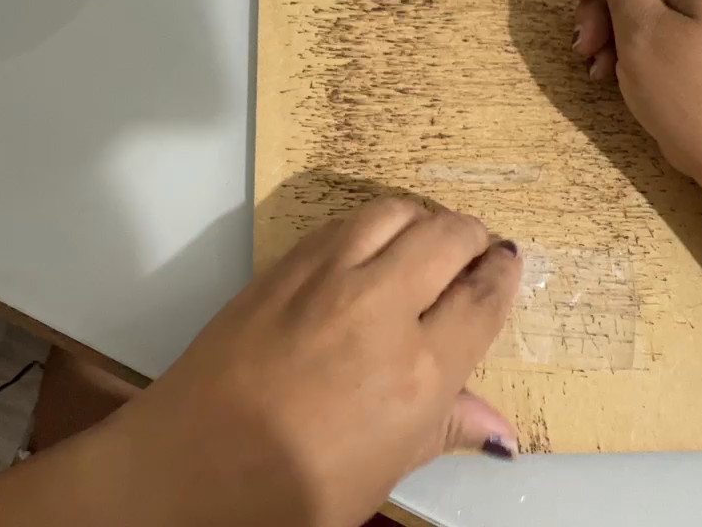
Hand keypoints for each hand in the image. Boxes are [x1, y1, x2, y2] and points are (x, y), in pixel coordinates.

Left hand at [103, 199, 522, 526]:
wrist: (192, 464)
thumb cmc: (292, 489)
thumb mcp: (383, 469)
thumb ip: (443, 429)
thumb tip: (498, 428)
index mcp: (416, 371)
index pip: (480, 297)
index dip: (502, 272)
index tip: (508, 261)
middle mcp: (379, 306)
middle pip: (447, 236)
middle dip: (472, 236)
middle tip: (476, 249)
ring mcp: (328, 275)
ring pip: (395, 211)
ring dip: (422, 218)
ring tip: (427, 239)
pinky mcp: (287, 261)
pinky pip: (346, 222)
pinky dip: (373, 223)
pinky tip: (373, 244)